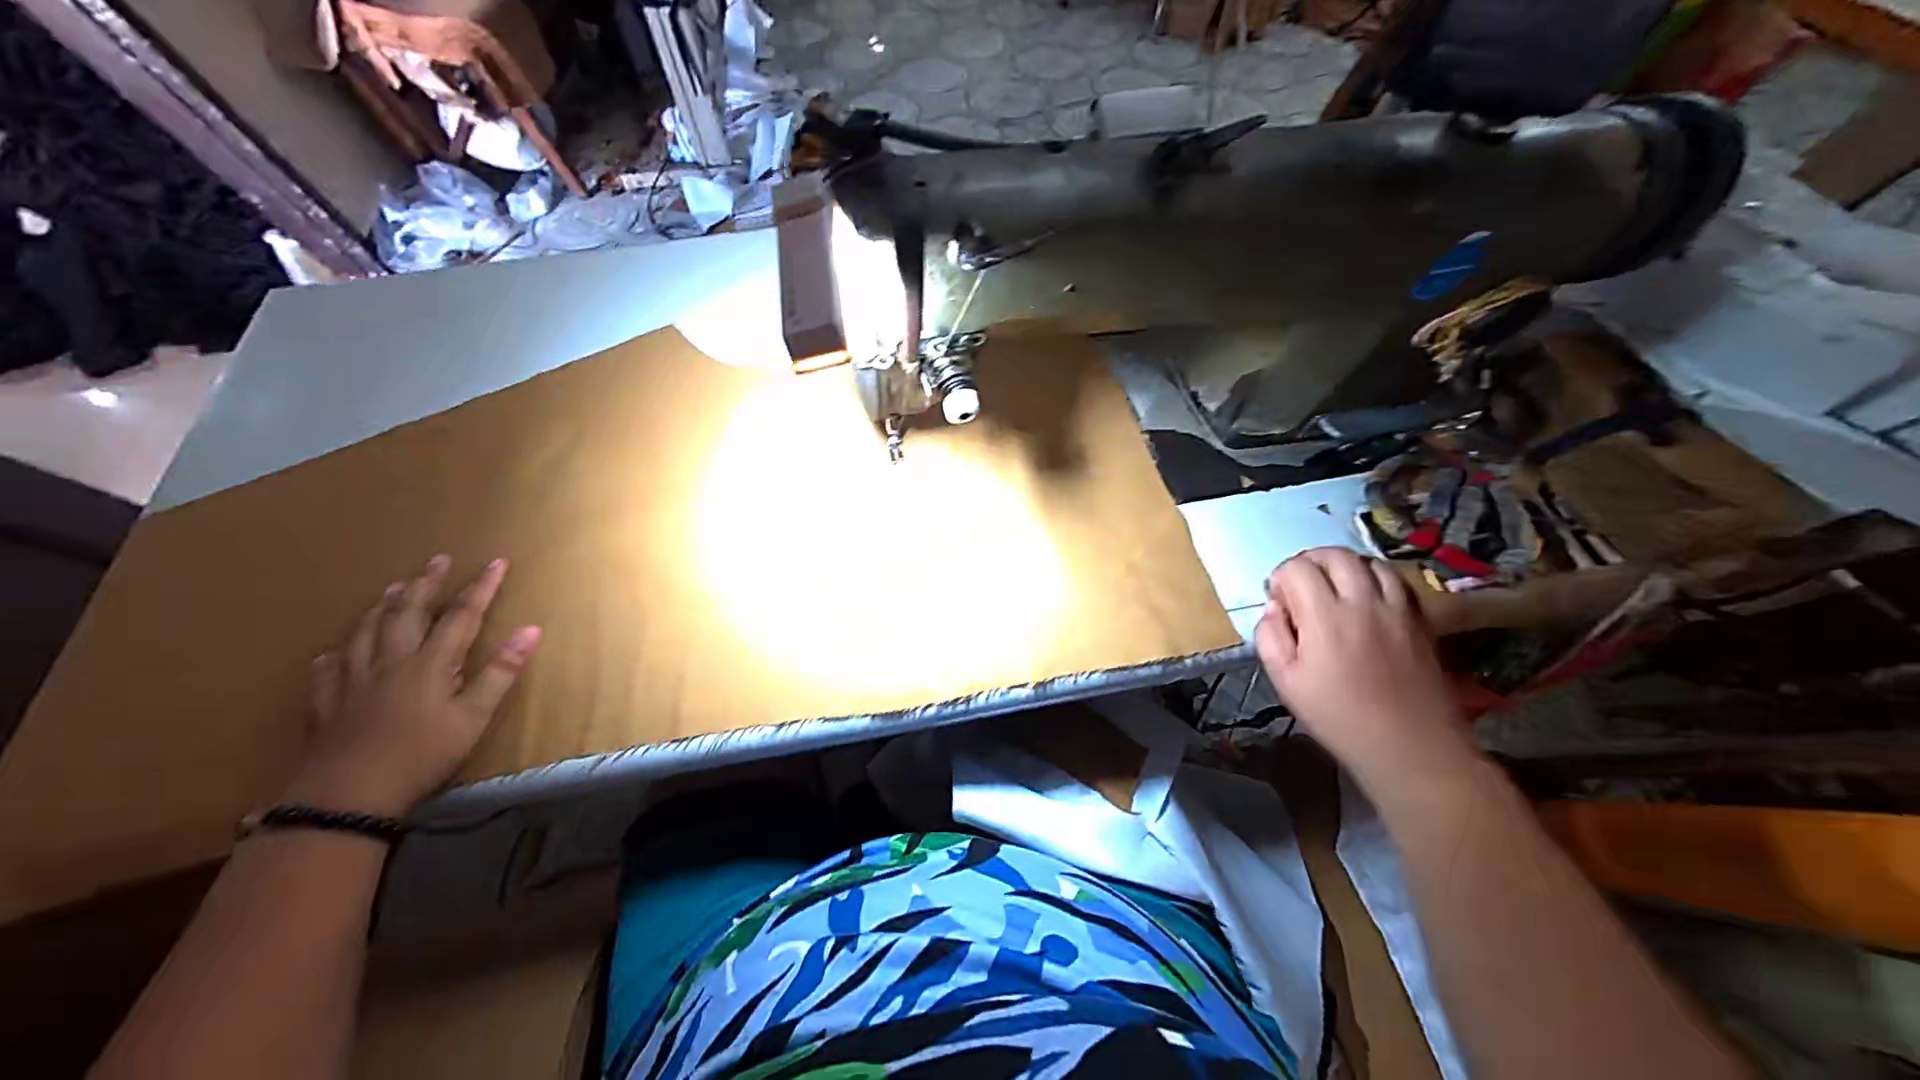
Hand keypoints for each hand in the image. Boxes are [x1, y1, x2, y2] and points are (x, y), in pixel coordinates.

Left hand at [285, 555, 541, 816]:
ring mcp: (354, 681)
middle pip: (409, 613)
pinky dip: (335, 654)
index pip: (461, 615)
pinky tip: (334, 651)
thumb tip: (531, 629)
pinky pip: (327, 670)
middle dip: (427, 584)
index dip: (480, 587)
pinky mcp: (327, 705)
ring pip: (367, 632)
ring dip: (384, 607)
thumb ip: (500, 672)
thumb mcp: (474, 717)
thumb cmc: (423, 755)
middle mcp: (391, 662)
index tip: (496, 562)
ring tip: (395, 589)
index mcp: (430, 663)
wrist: (348, 796)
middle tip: (437, 560)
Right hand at [1255, 547, 1475, 782]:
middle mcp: (1363, 602)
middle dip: (1310, 562)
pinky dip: (1376, 578)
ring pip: (1369, 562)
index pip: (1297, 569)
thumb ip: (1270, 637)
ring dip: (1345, 566)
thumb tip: (1274, 609)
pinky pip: (1397, 581)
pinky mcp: (1420, 620)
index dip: (1280, 578)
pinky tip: (1367, 599)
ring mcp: (1397, 608)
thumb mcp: (1285, 682)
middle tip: (1301, 585)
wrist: (1410, 745)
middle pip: (1335, 555)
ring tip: (1334, 587)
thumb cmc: (1338, 717)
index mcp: (1324, 616)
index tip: (1278, 601)